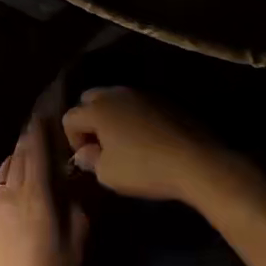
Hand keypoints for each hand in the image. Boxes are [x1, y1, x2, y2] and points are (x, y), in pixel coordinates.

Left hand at [0, 117, 87, 265]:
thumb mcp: (76, 245)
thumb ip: (77, 207)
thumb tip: (75, 184)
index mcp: (34, 194)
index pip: (35, 147)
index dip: (39, 127)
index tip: (45, 112)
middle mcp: (7, 192)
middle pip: (17, 155)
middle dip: (29, 141)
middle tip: (40, 133)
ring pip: (3, 172)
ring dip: (16, 162)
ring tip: (28, 165)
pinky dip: (5, 184)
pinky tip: (13, 196)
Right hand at [61, 87, 244, 205]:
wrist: (195, 159)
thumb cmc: (144, 168)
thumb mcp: (109, 174)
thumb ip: (90, 160)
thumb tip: (84, 152)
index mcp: (98, 108)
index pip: (70, 117)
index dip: (72, 139)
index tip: (87, 158)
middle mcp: (117, 92)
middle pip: (91, 98)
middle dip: (89, 120)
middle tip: (101, 145)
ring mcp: (142, 91)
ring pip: (116, 98)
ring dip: (113, 116)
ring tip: (123, 142)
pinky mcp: (163, 96)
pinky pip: (138, 102)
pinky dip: (134, 115)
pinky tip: (146, 138)